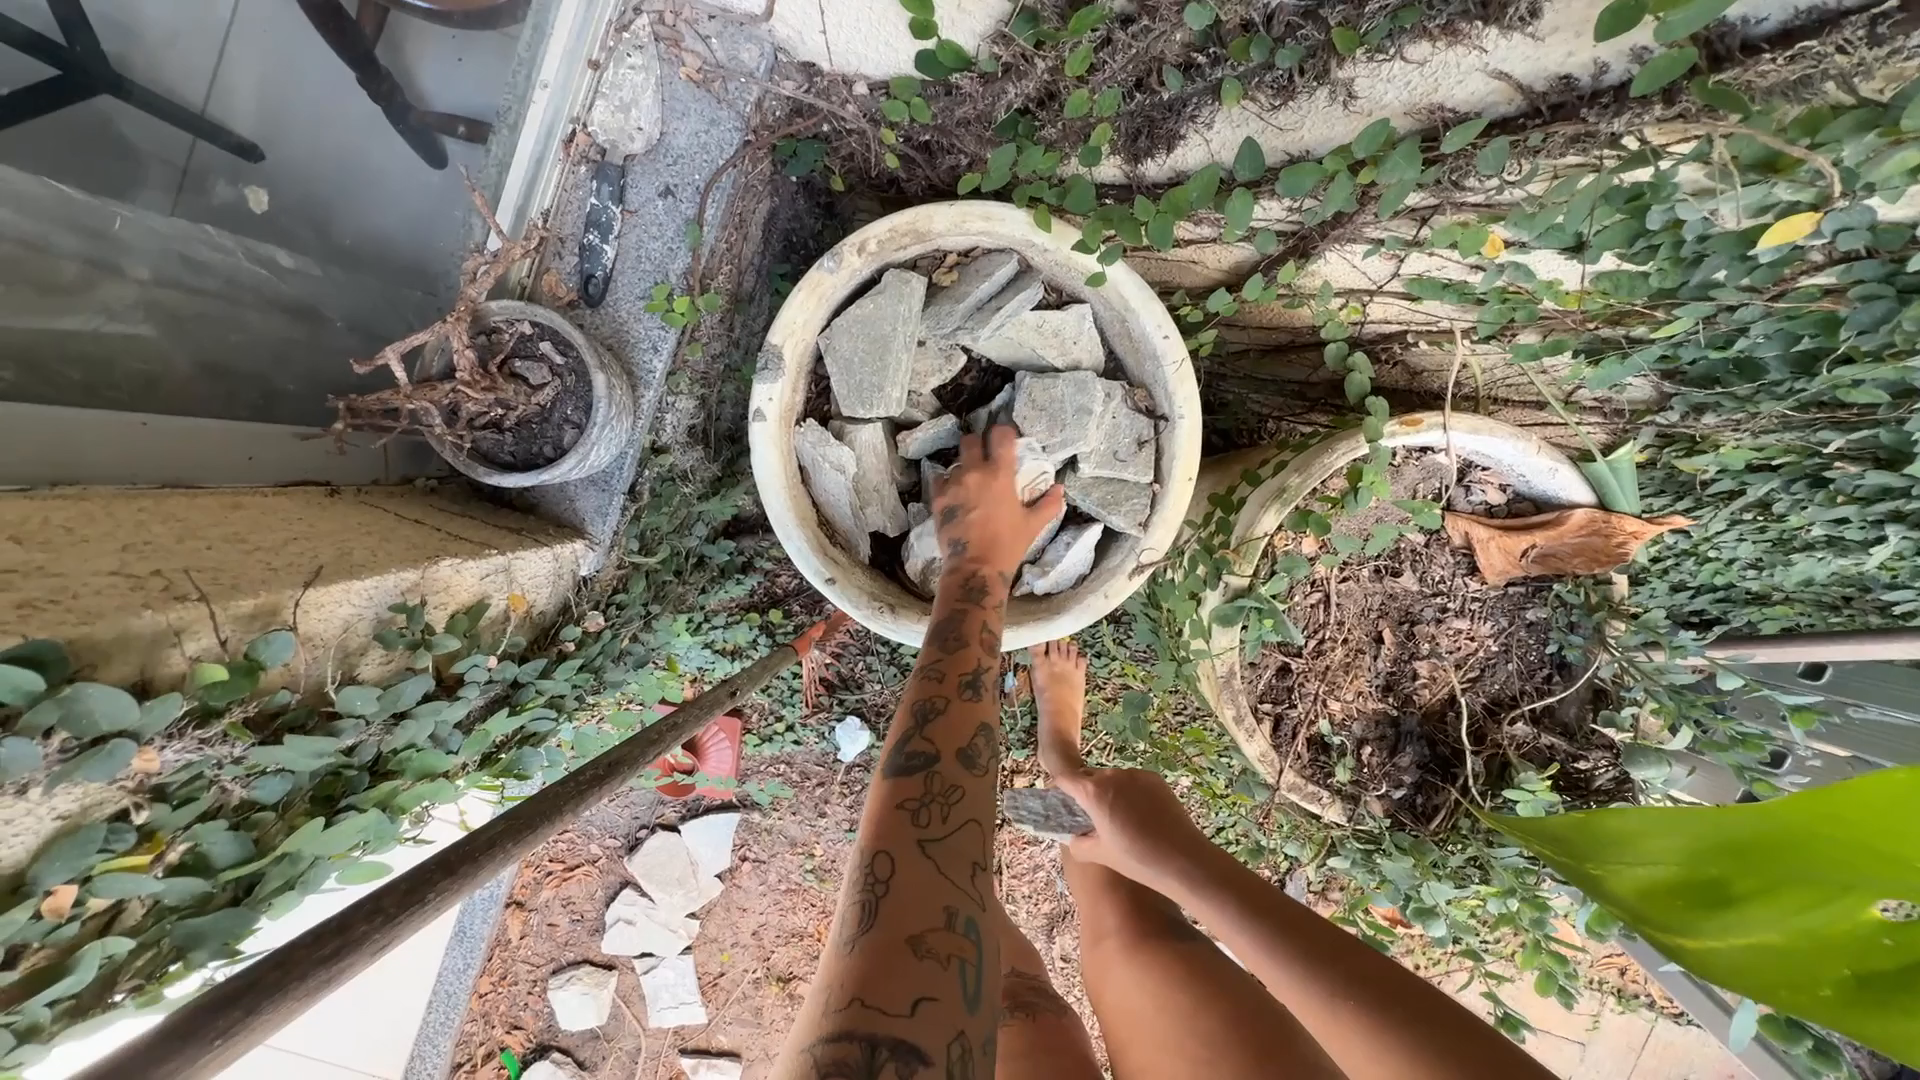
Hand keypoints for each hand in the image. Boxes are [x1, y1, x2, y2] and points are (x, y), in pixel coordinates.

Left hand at [932, 424, 1066, 577]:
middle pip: (970, 440)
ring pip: (955, 461)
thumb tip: (1059, 489)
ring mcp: (952, 483)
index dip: (1003, 432)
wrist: (975, 567)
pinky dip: (946, 483)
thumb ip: (1049, 504)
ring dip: (963, 467)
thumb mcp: (1033, 525)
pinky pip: (939, 479)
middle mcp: (974, 472)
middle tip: (984, 456)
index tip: (1006, 438)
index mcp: (1000, 474)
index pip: (1000, 435)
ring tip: (969, 482)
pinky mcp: (937, 498)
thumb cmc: (1008, 545)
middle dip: (978, 443)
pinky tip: (954, 494)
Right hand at [1052, 766, 1216, 892]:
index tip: (1063, 803)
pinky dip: (1130, 792)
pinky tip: (1141, 815)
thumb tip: (1073, 836)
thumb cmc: (1138, 859)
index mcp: (1093, 793)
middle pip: (1089, 777)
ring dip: (1109, 792)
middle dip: (1086, 793)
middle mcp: (1112, 776)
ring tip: (1122, 819)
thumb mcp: (1101, 855)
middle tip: (1094, 818)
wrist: (1184, 859)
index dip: (1060, 788)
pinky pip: (1133, 781)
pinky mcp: (1154, 778)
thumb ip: (1078, 843)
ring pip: (1112, 779)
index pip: (1065, 778)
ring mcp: (1135, 774)